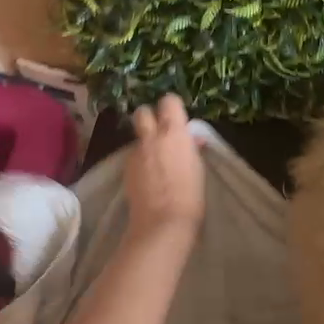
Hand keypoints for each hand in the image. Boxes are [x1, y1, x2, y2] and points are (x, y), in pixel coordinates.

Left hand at [124, 94, 204, 241]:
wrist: (163, 221)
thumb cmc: (191, 195)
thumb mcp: (198, 168)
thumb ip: (191, 149)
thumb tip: (191, 140)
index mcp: (174, 133)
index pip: (168, 101)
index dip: (171, 107)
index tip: (177, 118)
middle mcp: (151, 137)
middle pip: (142, 112)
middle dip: (150, 117)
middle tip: (160, 132)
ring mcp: (135, 153)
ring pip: (137, 137)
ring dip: (145, 142)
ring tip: (155, 161)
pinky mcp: (125, 169)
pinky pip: (133, 156)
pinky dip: (140, 161)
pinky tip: (148, 178)